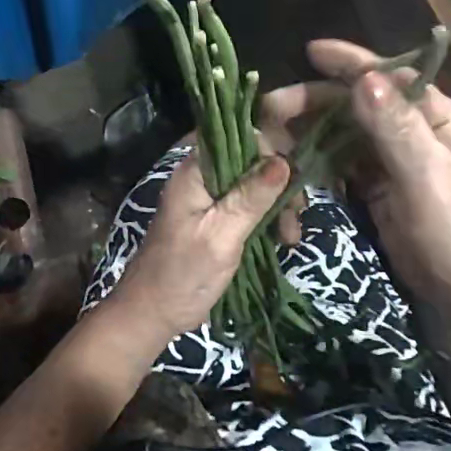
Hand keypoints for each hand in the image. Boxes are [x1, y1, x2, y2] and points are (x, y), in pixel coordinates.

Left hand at [106, 150, 290, 342]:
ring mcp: (209, 200)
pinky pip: (249, 208)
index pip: (238, 137)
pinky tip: (283, 239)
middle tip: (297, 216)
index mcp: (195, 172)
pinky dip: (268, 220)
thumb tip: (283, 159)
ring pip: (255, 186)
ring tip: (290, 237)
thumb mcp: (221, 234)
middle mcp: (201, 178)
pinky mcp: (217, 221)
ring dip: (278, 205)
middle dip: (280, 183)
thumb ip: (250, 197)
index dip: (270, 150)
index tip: (293, 176)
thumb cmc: (183, 273)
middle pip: (251, 161)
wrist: (153, 312)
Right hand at [262, 39, 450, 313]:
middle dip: (312, 105)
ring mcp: (397, 162)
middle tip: (269, 113)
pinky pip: (341, 164)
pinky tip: (294, 169)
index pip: (390, 77)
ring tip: (272, 143)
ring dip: (309, 134)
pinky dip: (317, 163)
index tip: (309, 51)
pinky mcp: (381, 189)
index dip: (349, 63)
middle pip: (357, 104)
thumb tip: (364, 78)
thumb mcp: (430, 181)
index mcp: (440, 120)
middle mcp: (417, 132)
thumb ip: (396, 129)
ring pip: (344, 133)